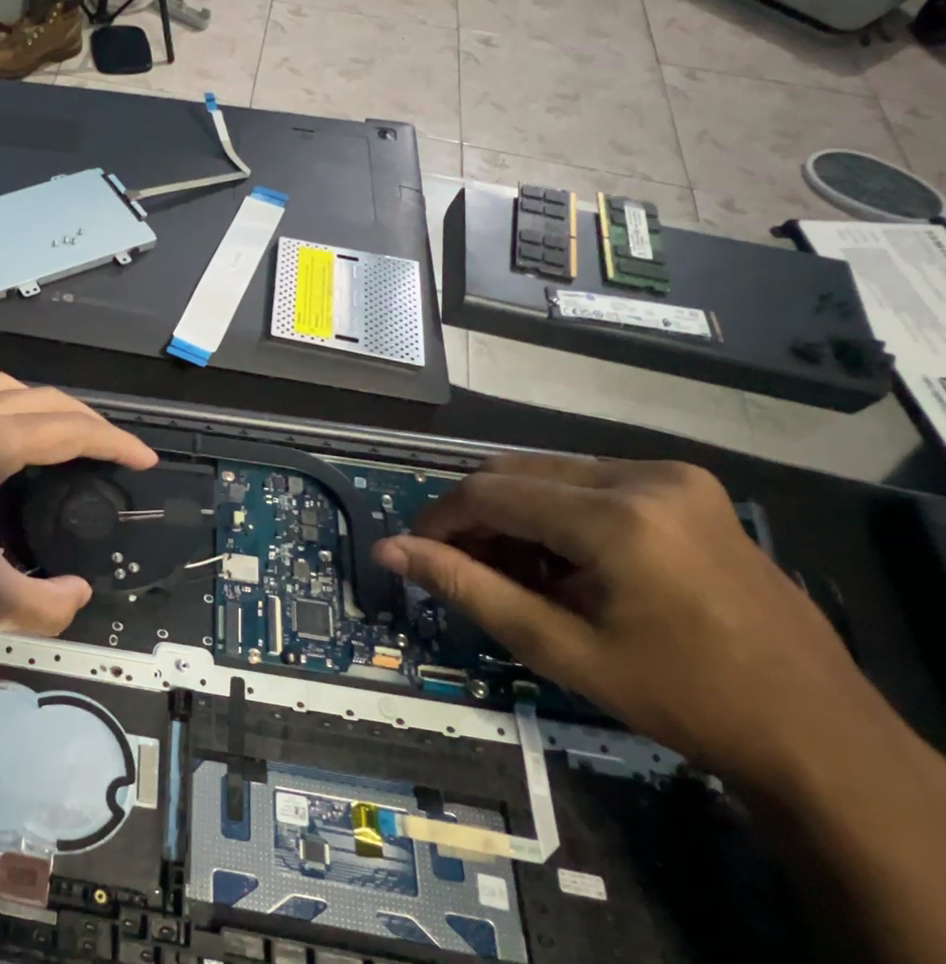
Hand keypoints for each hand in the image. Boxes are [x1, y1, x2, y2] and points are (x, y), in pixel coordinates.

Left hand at [0, 373, 157, 661]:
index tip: (146, 463)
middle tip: (118, 458)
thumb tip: (78, 594)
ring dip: (45, 409)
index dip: (115, 444)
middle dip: (88, 424)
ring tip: (71, 443)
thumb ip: (49, 604)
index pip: (68, 429)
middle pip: (43, 401)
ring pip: (5, 390)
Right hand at [372, 455, 879, 786]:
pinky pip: (593, 483)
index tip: (416, 556)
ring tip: (518, 577)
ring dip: (516, 516)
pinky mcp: (693, 491)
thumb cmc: (675, 695)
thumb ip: (466, 586)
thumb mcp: (556, 646)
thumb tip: (388, 549)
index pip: (489, 492)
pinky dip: (558, 515)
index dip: (439, 520)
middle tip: (465, 572)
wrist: (810, 726)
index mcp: (616, 517)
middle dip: (476, 518)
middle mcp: (646, 477)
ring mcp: (677, 479)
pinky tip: (566, 566)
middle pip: (518, 472)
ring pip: (552, 475)